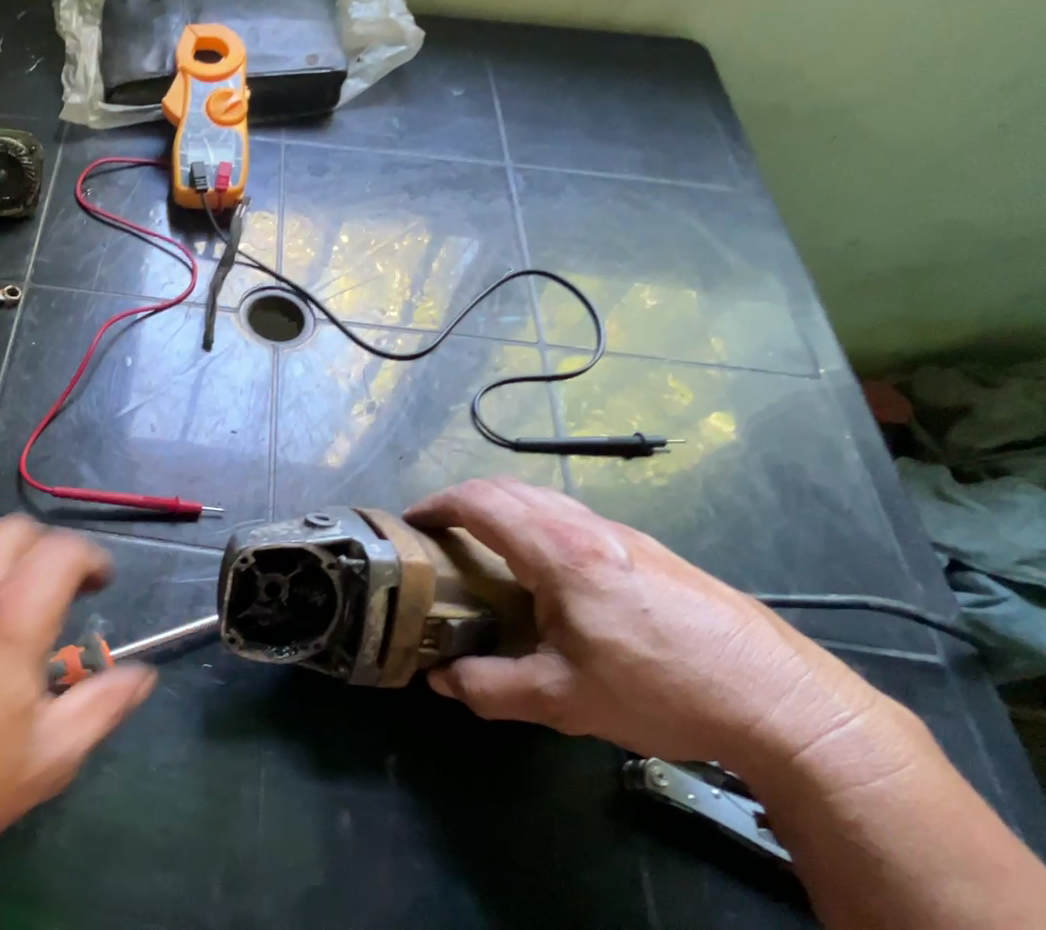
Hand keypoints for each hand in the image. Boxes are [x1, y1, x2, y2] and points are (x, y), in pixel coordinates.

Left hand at [0, 517, 154, 911]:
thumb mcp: (48, 759)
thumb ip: (103, 706)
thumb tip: (141, 675)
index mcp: (10, 622)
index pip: (62, 551)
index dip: (92, 559)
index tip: (100, 584)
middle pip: (16, 530)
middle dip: (49, 549)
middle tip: (60, 588)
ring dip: (2, 551)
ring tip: (11, 591)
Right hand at [406, 478, 889, 770]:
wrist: (785, 704)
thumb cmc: (662, 691)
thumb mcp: (562, 700)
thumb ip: (489, 687)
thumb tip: (438, 680)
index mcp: (561, 554)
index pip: (481, 502)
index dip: (436, 504)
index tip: (410, 522)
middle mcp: (593, 530)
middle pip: (513, 489)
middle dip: (464, 500)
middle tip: (437, 533)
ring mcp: (630, 538)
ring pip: (549, 501)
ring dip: (504, 511)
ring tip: (484, 550)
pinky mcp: (656, 555)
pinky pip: (578, 520)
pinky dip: (539, 526)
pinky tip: (548, 574)